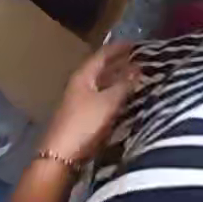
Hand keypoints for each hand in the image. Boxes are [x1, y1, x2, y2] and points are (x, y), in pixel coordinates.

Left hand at [39, 42, 139, 163]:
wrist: (60, 158)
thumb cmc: (83, 124)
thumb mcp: (107, 103)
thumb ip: (123, 85)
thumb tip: (138, 68)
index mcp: (83, 75)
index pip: (103, 54)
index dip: (119, 47)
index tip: (137, 43)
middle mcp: (81, 83)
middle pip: (103, 67)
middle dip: (121, 62)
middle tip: (142, 59)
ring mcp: (81, 100)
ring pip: (103, 83)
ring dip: (119, 78)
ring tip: (139, 76)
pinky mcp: (83, 116)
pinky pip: (103, 97)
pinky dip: (115, 93)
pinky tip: (127, 98)